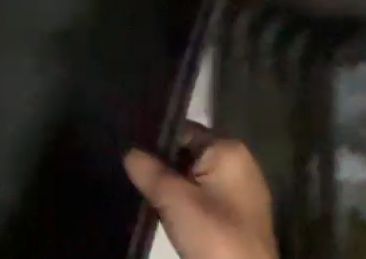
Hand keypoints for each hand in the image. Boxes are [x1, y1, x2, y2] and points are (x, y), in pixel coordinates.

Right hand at [125, 125, 275, 258]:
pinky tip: (161, 210)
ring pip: (191, 177)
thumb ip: (146, 168)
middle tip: (130, 169)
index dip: (152, 138)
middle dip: (160, 164)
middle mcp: (238, 165)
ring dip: (170, 186)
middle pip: (185, 153)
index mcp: (229, 150)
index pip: (180, 130)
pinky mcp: (236, 218)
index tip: (126, 146)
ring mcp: (239, 193)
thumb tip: (128, 151)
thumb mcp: (173, 198)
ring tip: (141, 188)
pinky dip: (182, 202)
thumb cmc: (214, 235)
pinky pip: (200, 197)